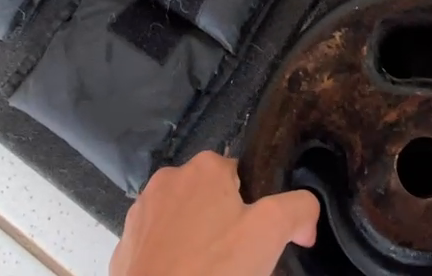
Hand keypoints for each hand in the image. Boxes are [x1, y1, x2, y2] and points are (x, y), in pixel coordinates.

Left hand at [111, 151, 319, 275]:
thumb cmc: (212, 271)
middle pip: (213, 200)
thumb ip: (299, 208)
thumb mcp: (270, 233)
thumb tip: (306, 217)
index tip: (259, 243)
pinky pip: (160, 249)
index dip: (255, 210)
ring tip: (209, 275)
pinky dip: (173, 264)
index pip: (242, 179)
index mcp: (205, 167)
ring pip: (185, 224)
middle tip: (236, 265)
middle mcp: (169, 180)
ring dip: (198, 245)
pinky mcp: (124, 250)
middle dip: (226, 228)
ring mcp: (141, 215)